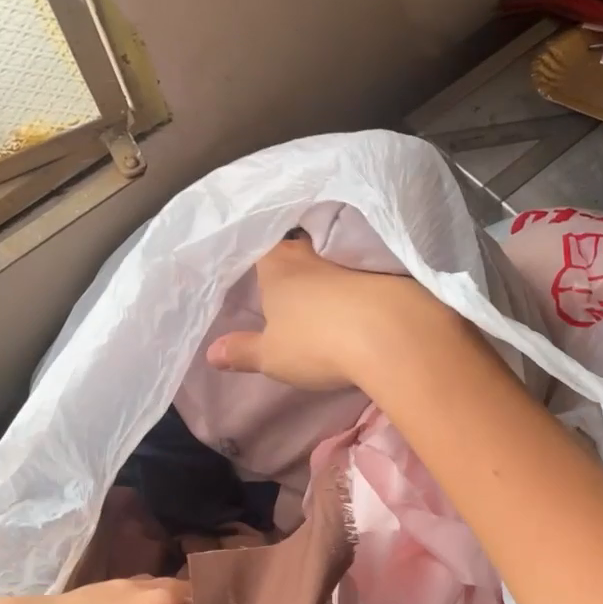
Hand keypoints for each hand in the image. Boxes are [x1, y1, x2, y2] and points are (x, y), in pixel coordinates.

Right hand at [204, 237, 469, 391]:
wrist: (391, 334)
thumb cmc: (317, 342)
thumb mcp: (272, 356)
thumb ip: (242, 351)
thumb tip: (211, 352)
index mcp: (279, 266)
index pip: (262, 247)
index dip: (257, 254)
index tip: (254, 264)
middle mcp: (312, 256)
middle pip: (298, 247)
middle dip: (292, 259)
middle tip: (286, 275)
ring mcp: (351, 264)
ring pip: (332, 260)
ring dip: (327, 273)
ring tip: (322, 293)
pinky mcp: (385, 276)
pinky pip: (362, 275)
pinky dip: (358, 286)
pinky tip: (359, 303)